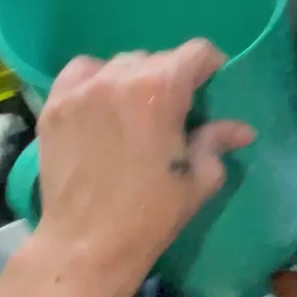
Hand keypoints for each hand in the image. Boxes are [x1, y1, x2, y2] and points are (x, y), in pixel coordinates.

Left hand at [28, 39, 254, 280]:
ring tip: (136, 112)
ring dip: (135, 80)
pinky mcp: (54, 105)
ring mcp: (81, 90)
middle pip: (157, 59)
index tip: (213, 86)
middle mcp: (119, 78)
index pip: (196, 52)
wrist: (89, 244)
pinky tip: (102, 106)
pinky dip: (96, 81)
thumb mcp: (199, 180)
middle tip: (176, 113)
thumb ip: (218, 142)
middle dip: (172, 79)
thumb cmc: (152, 215)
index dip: (211, 66)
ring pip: (119, 65)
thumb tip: (242, 130)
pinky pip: (80, 74)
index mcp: (161, 91)